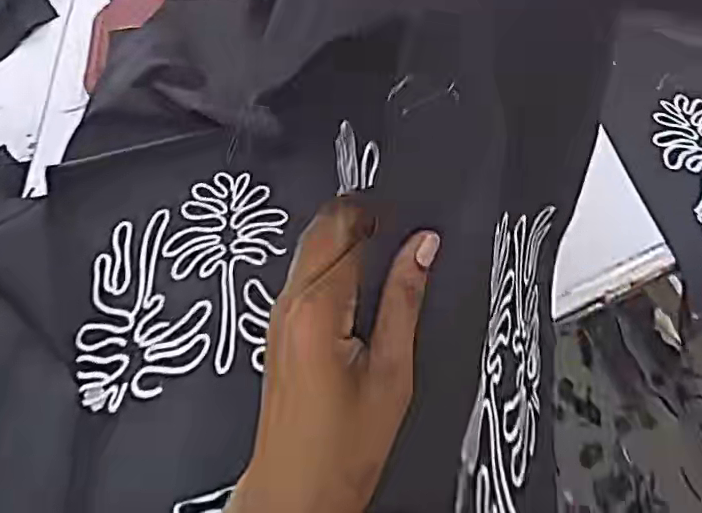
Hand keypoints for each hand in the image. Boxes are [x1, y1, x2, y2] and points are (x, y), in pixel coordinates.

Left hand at [228, 199, 438, 512]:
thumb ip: (405, 298)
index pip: (353, 231)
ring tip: (386, 260)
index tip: (412, 226)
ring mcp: (279, 308)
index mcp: (318, 308)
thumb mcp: (391, 373)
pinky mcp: (278, 320)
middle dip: (363, 216)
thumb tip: (423, 245)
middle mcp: (290, 299)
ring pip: (313, 240)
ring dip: (348, 235)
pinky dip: (334, 258)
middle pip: (325, 224)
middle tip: (400, 235)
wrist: (294, 493)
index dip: (386, 220)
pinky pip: (306, 266)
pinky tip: (359, 285)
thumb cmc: (341, 448)